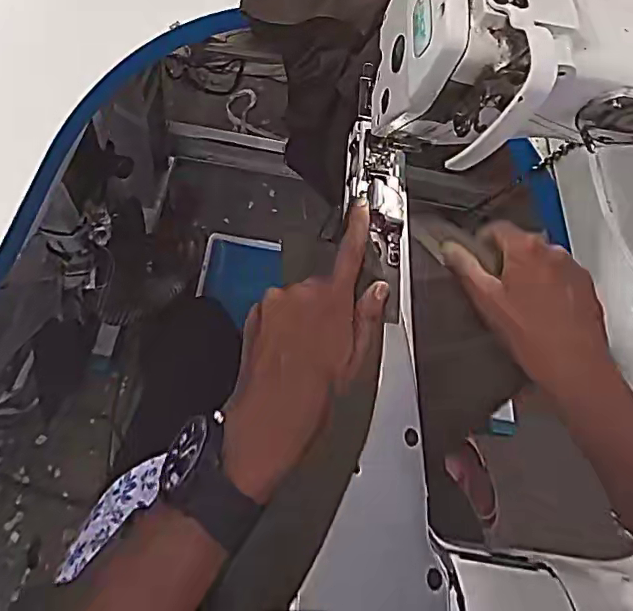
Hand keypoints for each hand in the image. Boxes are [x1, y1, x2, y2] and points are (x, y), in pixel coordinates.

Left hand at [221, 204, 387, 502]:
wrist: (265, 423)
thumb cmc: (313, 398)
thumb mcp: (354, 362)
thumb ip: (366, 318)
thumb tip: (376, 290)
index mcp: (331, 301)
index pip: (349, 254)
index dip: (357, 227)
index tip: (360, 208)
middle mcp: (300, 293)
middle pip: (322, 283)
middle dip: (328, 302)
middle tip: (331, 338)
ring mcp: (274, 302)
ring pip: (298, 298)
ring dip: (303, 315)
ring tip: (304, 352)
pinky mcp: (256, 312)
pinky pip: (277, 308)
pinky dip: (284, 323)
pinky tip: (287, 351)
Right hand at [441, 222, 620, 413]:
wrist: (577, 369)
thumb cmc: (535, 339)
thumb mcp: (488, 303)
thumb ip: (466, 269)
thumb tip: (451, 250)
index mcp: (526, 248)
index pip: (497, 228)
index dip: (482, 242)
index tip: (477, 257)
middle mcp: (553, 251)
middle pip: (521, 244)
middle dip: (507, 261)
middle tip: (497, 290)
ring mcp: (572, 267)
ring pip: (542, 260)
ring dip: (530, 274)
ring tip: (522, 307)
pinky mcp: (585, 285)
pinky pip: (561, 276)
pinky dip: (551, 287)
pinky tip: (544, 314)